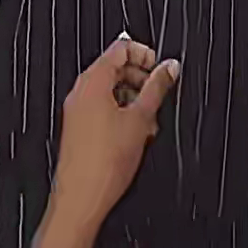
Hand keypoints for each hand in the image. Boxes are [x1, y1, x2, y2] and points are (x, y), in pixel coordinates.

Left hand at [49, 38, 179, 231]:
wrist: (81, 201)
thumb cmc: (104, 163)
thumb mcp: (141, 118)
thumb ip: (157, 87)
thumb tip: (169, 67)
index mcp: (93, 80)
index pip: (121, 47)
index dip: (145, 54)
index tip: (160, 67)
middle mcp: (81, 91)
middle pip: (115, 66)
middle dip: (141, 77)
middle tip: (159, 92)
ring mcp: (78, 109)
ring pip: (110, 88)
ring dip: (133, 96)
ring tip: (151, 117)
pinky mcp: (78, 127)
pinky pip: (102, 106)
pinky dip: (121, 110)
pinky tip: (137, 131)